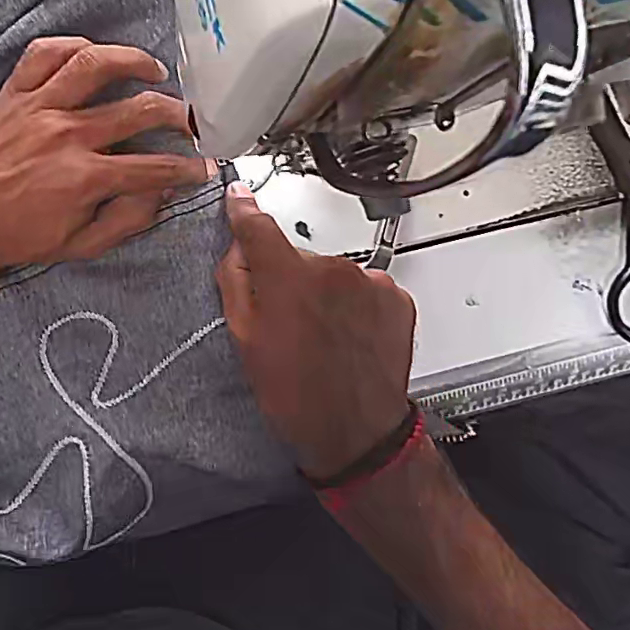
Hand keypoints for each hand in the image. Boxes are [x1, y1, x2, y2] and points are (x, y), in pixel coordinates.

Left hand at [0, 37, 211, 304]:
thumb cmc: (16, 238)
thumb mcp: (79, 245)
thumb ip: (127, 220)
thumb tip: (162, 194)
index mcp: (85, 178)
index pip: (155, 166)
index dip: (188, 167)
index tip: (202, 165)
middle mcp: (67, 135)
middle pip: (139, 109)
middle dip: (177, 115)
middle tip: (189, 121)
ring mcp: (38, 108)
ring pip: (95, 65)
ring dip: (132, 61)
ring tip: (153, 70)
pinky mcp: (13, 94)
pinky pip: (45, 54)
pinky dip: (72, 45)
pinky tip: (92, 54)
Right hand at [216, 181, 416, 479]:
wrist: (355, 431)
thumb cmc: (298, 395)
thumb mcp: (244, 340)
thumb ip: (235, 282)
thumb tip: (237, 251)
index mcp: (286, 278)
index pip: (257, 225)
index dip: (243, 209)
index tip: (239, 198)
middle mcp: (331, 270)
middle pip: (296, 254)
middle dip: (288, 276)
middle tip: (288, 319)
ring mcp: (367, 281)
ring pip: (331, 271)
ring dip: (323, 291)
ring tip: (321, 335)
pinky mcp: (394, 295)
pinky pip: (362, 285)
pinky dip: (352, 302)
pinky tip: (346, 334)